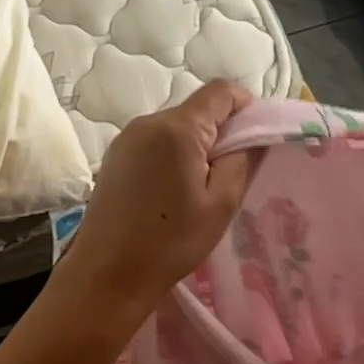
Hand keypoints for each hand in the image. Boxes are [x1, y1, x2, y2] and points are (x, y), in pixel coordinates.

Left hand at [56, 80, 256, 326]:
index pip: (219, 91)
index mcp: (177, 128)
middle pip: (196, 109)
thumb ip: (241, 160)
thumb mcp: (220, 204)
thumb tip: (253, 135)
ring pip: (175, 126)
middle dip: (220, 130)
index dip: (245, 105)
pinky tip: (173, 191)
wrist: (107, 272)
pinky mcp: (115, 155)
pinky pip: (154, 141)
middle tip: (233, 170)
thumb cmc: (170, 242)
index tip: (256, 135)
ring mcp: (127, 137)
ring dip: (195, 144)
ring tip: (202, 187)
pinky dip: (172, 153)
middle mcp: (148, 122)